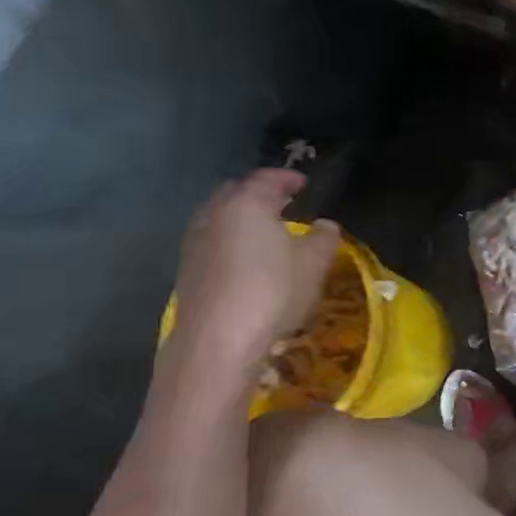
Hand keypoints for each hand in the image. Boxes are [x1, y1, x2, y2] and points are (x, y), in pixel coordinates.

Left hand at [171, 169, 339, 374]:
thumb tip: (325, 224)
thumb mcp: (315, 263)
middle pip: (235, 192)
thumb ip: (323, 238)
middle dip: (260, 192)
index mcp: (246, 205)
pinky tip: (249, 255)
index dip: (287, 178)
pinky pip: (214, 238)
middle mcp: (214, 216)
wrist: (220, 337)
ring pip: (220, 216)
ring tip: (268, 228)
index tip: (304, 183)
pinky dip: (233, 236)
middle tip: (285, 200)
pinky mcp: (190, 267)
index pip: (265, 179)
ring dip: (243, 215)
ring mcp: (196, 242)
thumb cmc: (274, 290)